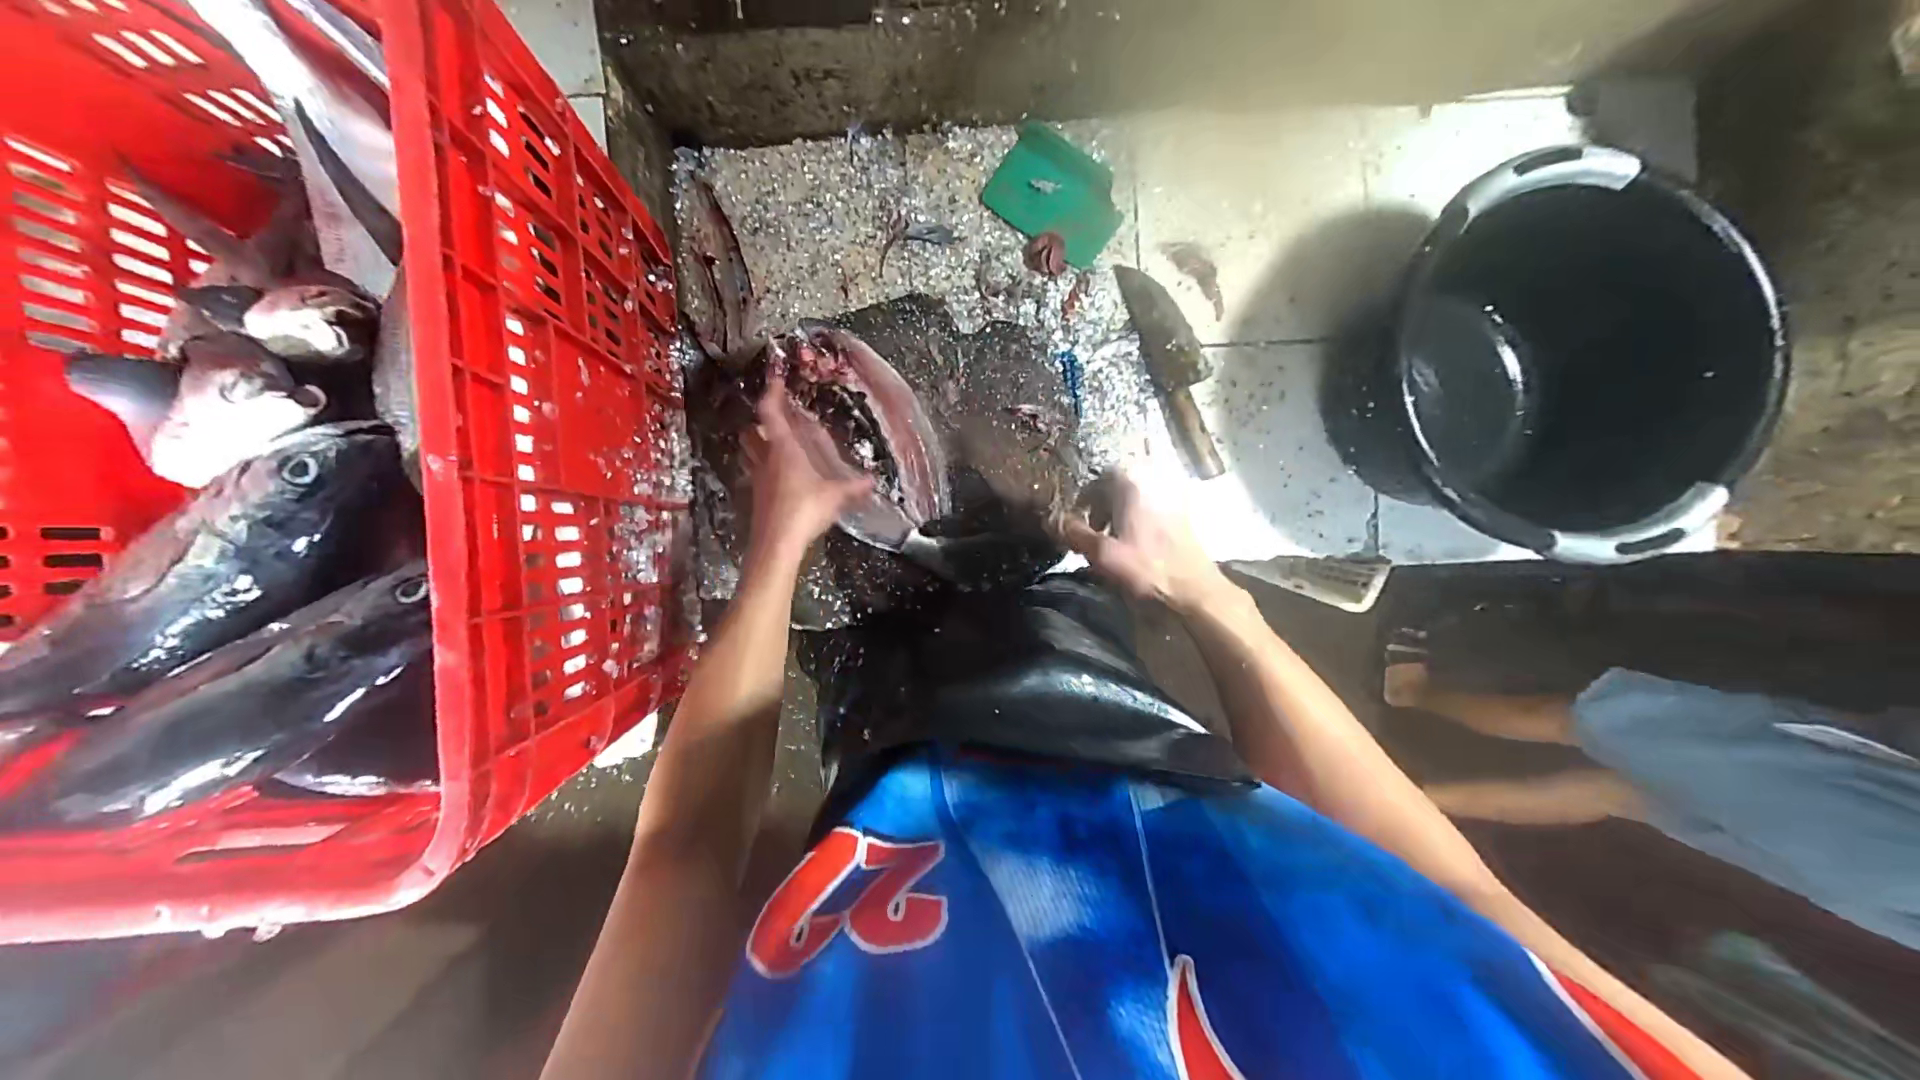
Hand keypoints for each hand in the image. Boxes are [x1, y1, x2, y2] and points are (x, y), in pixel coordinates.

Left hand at [742, 372, 872, 560]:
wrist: (776, 544)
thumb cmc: (803, 511)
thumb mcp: (835, 497)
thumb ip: (853, 487)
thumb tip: (871, 481)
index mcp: (783, 450)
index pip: (770, 413)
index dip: (771, 393)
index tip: (775, 380)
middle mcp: (765, 460)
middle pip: (751, 432)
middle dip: (759, 422)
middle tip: (775, 418)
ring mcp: (758, 479)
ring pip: (749, 452)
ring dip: (757, 444)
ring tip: (774, 443)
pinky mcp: (757, 497)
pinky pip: (756, 474)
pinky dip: (764, 469)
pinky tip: (781, 476)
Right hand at [1058, 471, 1235, 613]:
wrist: (1196, 593)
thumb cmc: (1148, 571)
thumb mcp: (1103, 554)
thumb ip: (1074, 532)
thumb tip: (1050, 519)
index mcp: (1133, 486)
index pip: (1099, 476)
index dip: (1083, 497)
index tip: (1076, 520)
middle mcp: (1153, 484)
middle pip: (1117, 487)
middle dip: (1100, 507)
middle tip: (1090, 534)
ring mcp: (1171, 499)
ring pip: (1133, 500)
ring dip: (1117, 517)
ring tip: (1110, 544)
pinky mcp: (1182, 517)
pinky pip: (1149, 512)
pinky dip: (1135, 524)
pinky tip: (1133, 548)